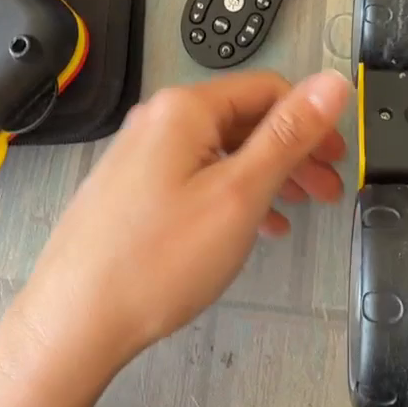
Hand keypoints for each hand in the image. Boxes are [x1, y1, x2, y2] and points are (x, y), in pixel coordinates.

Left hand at [10, 69, 351, 370]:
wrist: (71, 323)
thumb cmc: (157, 260)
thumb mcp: (239, 194)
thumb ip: (288, 135)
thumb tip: (330, 82)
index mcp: (186, 108)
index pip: (269, 89)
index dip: (312, 121)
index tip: (337, 158)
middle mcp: (159, 120)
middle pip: (244, 120)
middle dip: (292, 152)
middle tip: (327, 190)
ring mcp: (140, 155)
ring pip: (220, 151)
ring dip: (265, 175)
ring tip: (296, 211)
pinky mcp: (130, 188)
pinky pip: (195, 175)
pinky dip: (231, 193)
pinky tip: (250, 227)